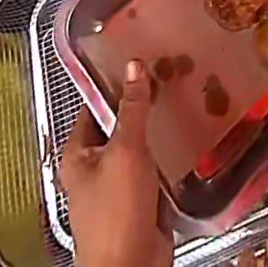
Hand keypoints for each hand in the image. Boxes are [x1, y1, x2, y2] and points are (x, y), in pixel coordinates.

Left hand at [59, 60, 172, 266]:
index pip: (94, 106)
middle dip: (144, 101)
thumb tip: (133, 64)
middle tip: (171, 71)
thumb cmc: (117, 210)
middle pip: (120, 123)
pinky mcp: (143, 196)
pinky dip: (170, 147)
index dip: (115, 82)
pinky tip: (190, 129)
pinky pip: (156, 162)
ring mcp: (119, 182)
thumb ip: (132, 108)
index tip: (142, 57)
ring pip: (141, 142)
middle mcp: (95, 166)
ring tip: (185, 93)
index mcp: (78, 155)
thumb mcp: (125, 150)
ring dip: (160, 124)